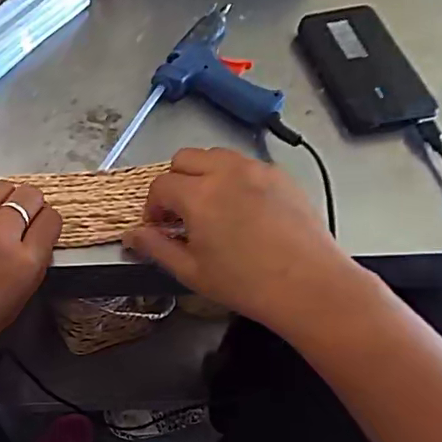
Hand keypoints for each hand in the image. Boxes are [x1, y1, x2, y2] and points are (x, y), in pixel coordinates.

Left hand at [0, 182, 61, 390]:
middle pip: (29, 195)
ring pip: (1, 189)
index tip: (41, 228)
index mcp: (24, 262)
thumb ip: (31, 265)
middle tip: (23, 219)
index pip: (51, 219)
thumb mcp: (17, 300)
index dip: (47, 223)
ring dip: (6, 200)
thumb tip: (35, 241)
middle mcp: (0, 235)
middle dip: (30, 206)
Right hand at [122, 147, 362, 332]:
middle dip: (174, 182)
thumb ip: (156, 248)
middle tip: (178, 212)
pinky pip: (246, 165)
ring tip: (209, 208)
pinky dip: (233, 178)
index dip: (153, 206)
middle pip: (185, 158)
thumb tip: (134, 236)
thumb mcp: (191, 271)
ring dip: (203, 175)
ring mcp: (257, 170)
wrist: (308, 285)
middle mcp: (227, 173)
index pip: (160, 185)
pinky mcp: (281, 176)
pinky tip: (239, 209)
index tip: (158, 225)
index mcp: (199, 195)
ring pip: (216, 156)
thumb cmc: (250, 283)